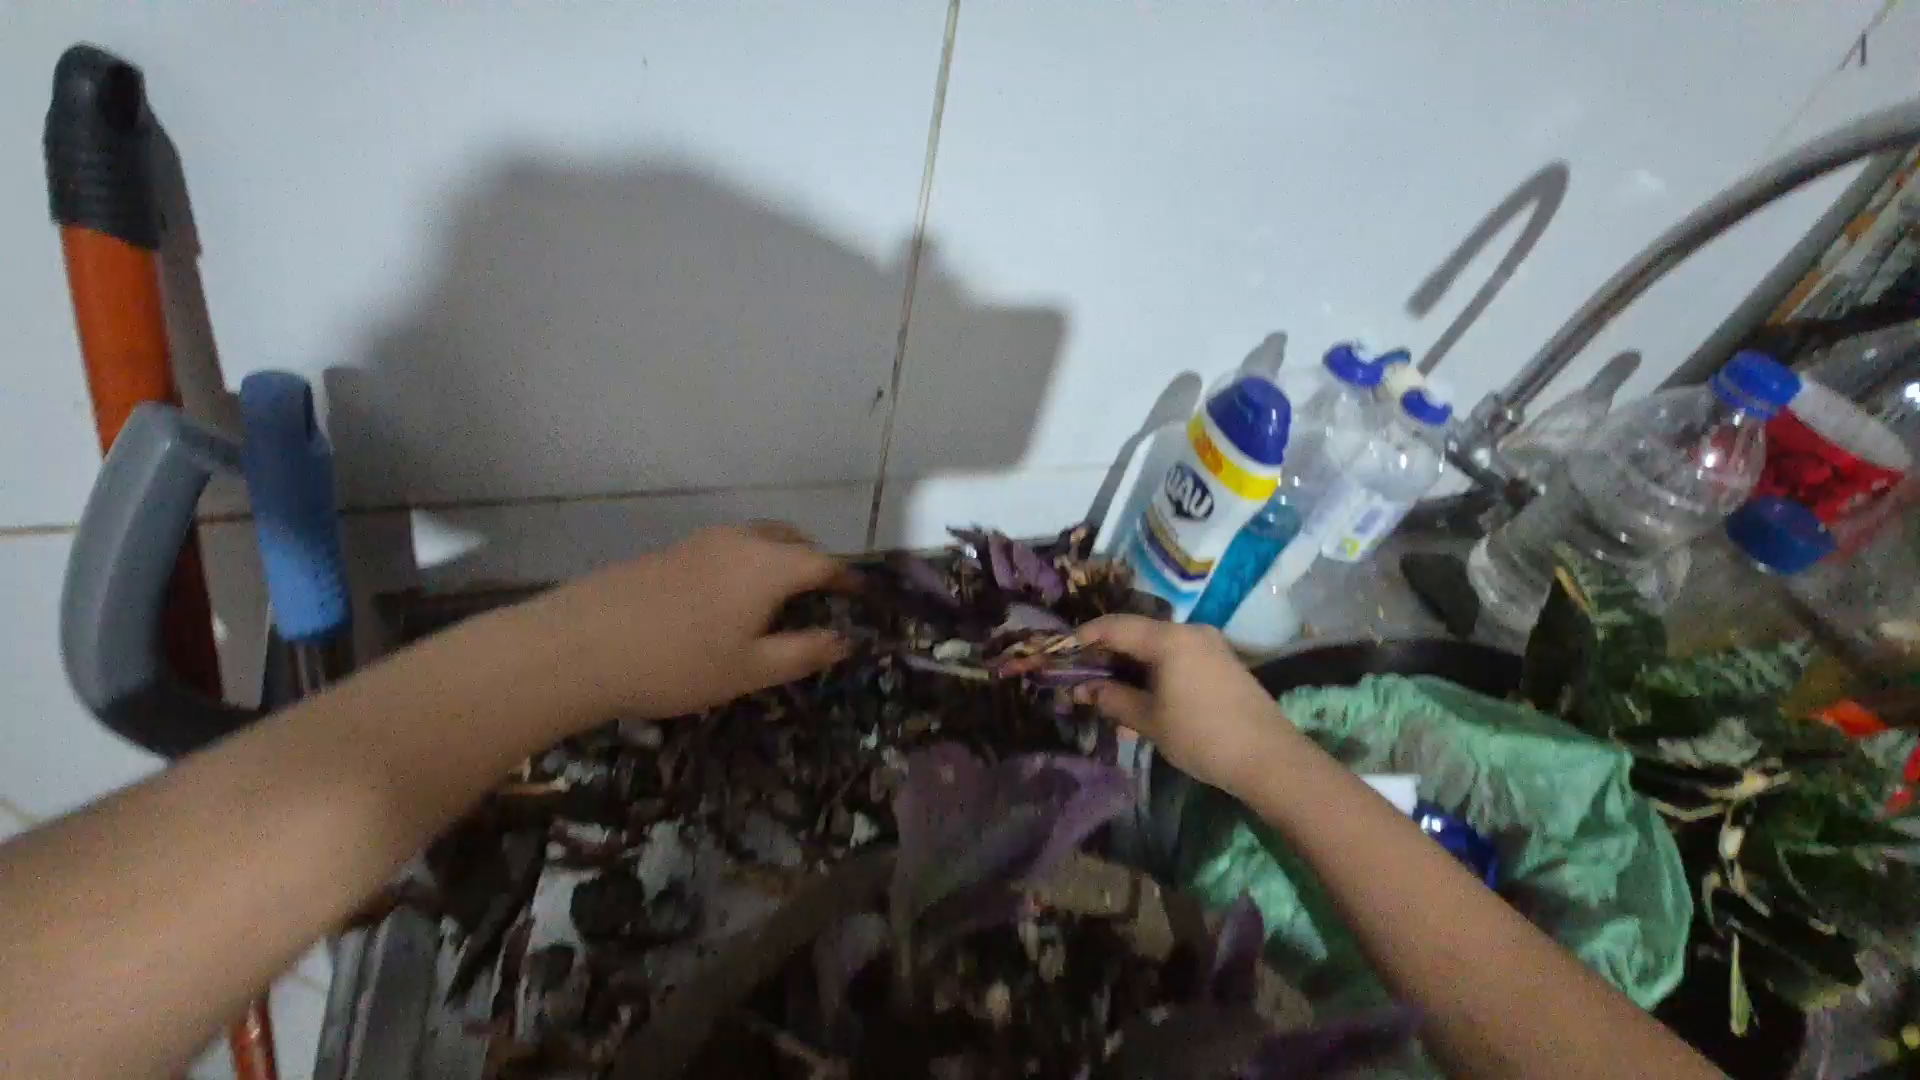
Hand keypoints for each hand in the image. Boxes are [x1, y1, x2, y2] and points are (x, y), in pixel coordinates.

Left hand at [514, 522, 855, 722]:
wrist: (579, 647)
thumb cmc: (678, 663)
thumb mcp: (750, 670)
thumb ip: (803, 652)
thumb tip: (845, 640)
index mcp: (769, 566)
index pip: (824, 563)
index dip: (848, 579)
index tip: (862, 595)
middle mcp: (741, 541)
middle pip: (792, 540)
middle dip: (815, 562)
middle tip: (822, 597)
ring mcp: (702, 541)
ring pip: (758, 538)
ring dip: (779, 559)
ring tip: (777, 599)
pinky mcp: (672, 550)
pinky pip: (728, 547)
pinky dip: (747, 563)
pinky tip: (728, 600)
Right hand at [1072, 615, 1297, 795]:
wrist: (1270, 759)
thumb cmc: (1202, 736)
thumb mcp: (1149, 720)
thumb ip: (1112, 699)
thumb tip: (1083, 690)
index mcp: (1169, 638)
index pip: (1115, 626)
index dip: (1084, 637)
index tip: (1062, 651)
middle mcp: (1190, 632)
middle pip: (1137, 634)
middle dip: (1107, 654)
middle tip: (1082, 676)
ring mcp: (1210, 646)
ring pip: (1157, 648)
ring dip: (1131, 667)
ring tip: (1109, 694)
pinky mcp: (1222, 663)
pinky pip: (1177, 658)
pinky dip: (1154, 672)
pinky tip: (1144, 698)